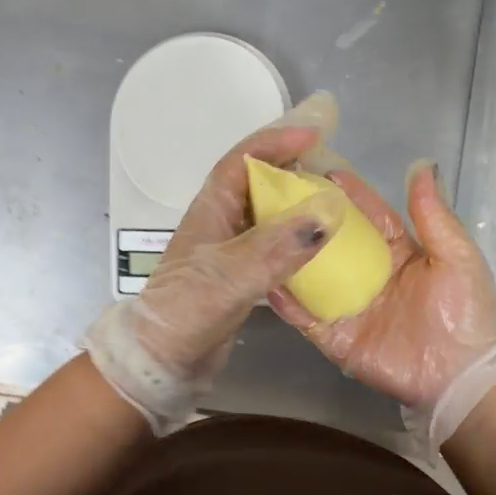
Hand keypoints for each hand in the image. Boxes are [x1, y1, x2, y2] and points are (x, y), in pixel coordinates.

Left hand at [83, 94, 344, 434]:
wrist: (161, 361)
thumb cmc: (186, 311)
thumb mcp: (232, 275)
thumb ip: (278, 245)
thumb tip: (328, 212)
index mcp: (210, 211)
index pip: (241, 160)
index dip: (275, 141)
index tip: (313, 133)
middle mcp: (219, 225)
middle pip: (258, 183)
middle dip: (293, 170)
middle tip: (333, 169)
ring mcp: (228, 253)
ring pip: (267, 216)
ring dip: (297, 206)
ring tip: (334, 204)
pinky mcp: (238, 279)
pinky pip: (272, 248)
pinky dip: (295, 241)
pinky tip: (319, 249)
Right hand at [269, 160, 495, 450]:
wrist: (463, 379)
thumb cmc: (466, 314)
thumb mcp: (457, 258)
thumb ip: (433, 215)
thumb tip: (421, 165)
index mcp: (400, 254)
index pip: (369, 217)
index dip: (349, 194)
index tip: (322, 170)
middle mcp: (369, 277)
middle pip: (334, 244)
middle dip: (310, 219)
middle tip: (279, 192)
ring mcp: (350, 308)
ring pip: (314, 278)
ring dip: (291, 256)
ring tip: (261, 228)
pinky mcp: (336, 339)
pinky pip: (306, 318)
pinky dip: (287, 302)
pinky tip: (265, 279)